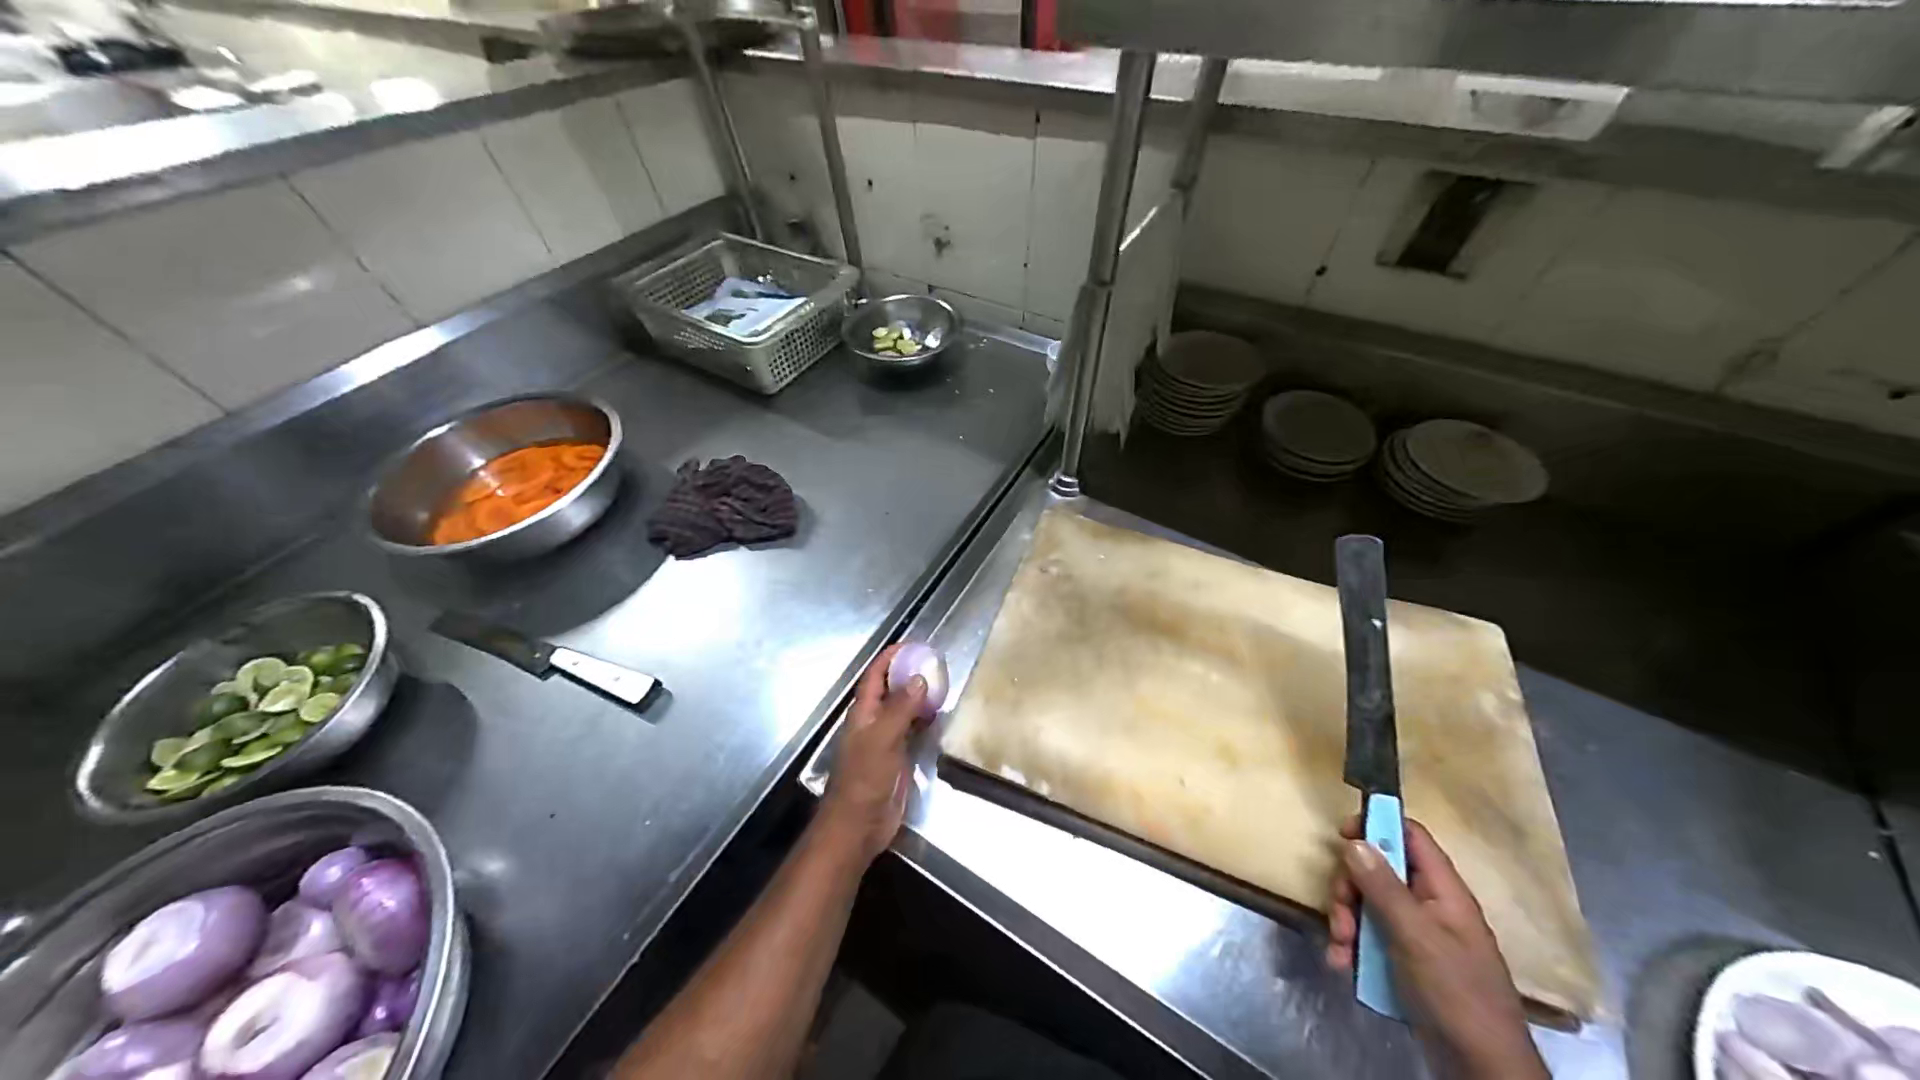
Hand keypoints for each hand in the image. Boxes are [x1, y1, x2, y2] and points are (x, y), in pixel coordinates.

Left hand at [821, 645, 927, 864]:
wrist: (859, 823)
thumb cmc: (866, 778)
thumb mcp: (883, 738)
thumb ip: (901, 708)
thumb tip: (919, 678)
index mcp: (863, 713)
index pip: (874, 676)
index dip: (889, 658)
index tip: (911, 645)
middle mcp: (872, 722)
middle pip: (889, 689)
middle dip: (907, 673)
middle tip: (934, 663)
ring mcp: (884, 740)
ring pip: (902, 709)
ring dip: (918, 696)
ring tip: (941, 683)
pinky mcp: (896, 758)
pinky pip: (911, 730)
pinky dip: (923, 719)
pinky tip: (938, 717)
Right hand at [1326, 816, 1546, 1079]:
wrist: (1481, 1065)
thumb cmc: (1456, 993)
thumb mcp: (1415, 936)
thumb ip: (1383, 887)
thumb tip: (1355, 840)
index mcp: (1443, 890)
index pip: (1410, 835)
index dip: (1376, 825)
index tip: (1340, 833)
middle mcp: (1428, 904)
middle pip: (1377, 870)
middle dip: (1349, 888)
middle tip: (1341, 913)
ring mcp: (1416, 932)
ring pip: (1366, 904)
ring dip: (1345, 921)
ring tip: (1340, 948)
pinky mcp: (1403, 958)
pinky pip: (1368, 936)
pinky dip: (1350, 946)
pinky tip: (1342, 964)